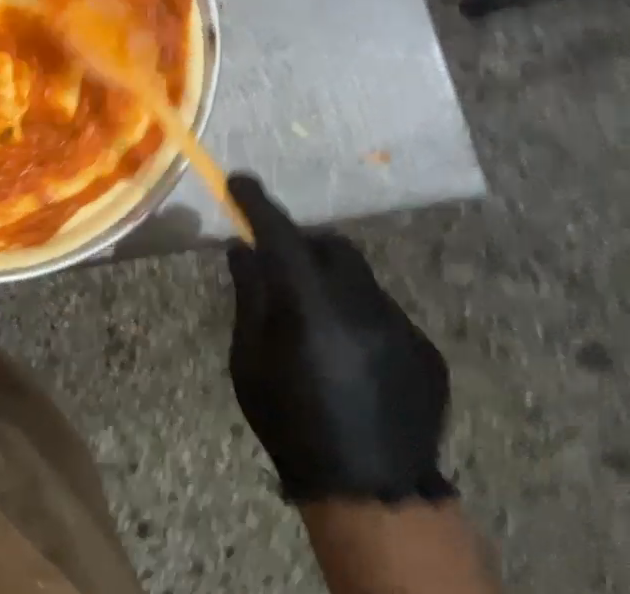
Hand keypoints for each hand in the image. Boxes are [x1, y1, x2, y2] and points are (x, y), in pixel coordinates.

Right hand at [227, 175, 454, 503]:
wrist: (366, 482)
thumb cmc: (286, 416)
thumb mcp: (249, 355)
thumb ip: (250, 295)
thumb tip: (241, 247)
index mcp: (311, 307)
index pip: (282, 236)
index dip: (259, 204)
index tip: (238, 180)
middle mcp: (363, 306)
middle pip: (333, 249)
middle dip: (301, 243)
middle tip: (274, 258)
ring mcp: (401, 327)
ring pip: (359, 280)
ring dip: (328, 280)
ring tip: (306, 313)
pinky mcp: (424, 350)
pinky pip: (382, 311)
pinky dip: (353, 311)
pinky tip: (339, 348)